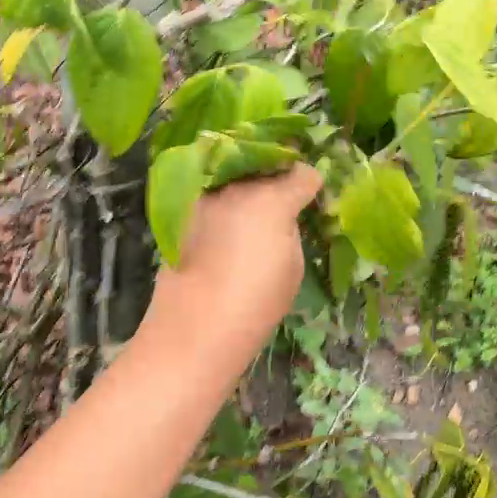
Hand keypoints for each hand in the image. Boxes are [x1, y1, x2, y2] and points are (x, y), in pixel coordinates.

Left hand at [139, 164, 320, 366]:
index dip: (311, 185)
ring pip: (238, 176)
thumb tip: (282, 216)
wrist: (194, 330)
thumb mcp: (293, 267)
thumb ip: (291, 229)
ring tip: (254, 213)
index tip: (311, 199)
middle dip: (278, 180)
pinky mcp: (185, 210)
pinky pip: (213, 193)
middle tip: (285, 204)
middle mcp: (239, 187)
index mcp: (273, 199)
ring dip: (249, 187)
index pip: (303, 173)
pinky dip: (224, 201)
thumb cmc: (255, 305)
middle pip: (267, 167)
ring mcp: (208, 196)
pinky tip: (227, 224)